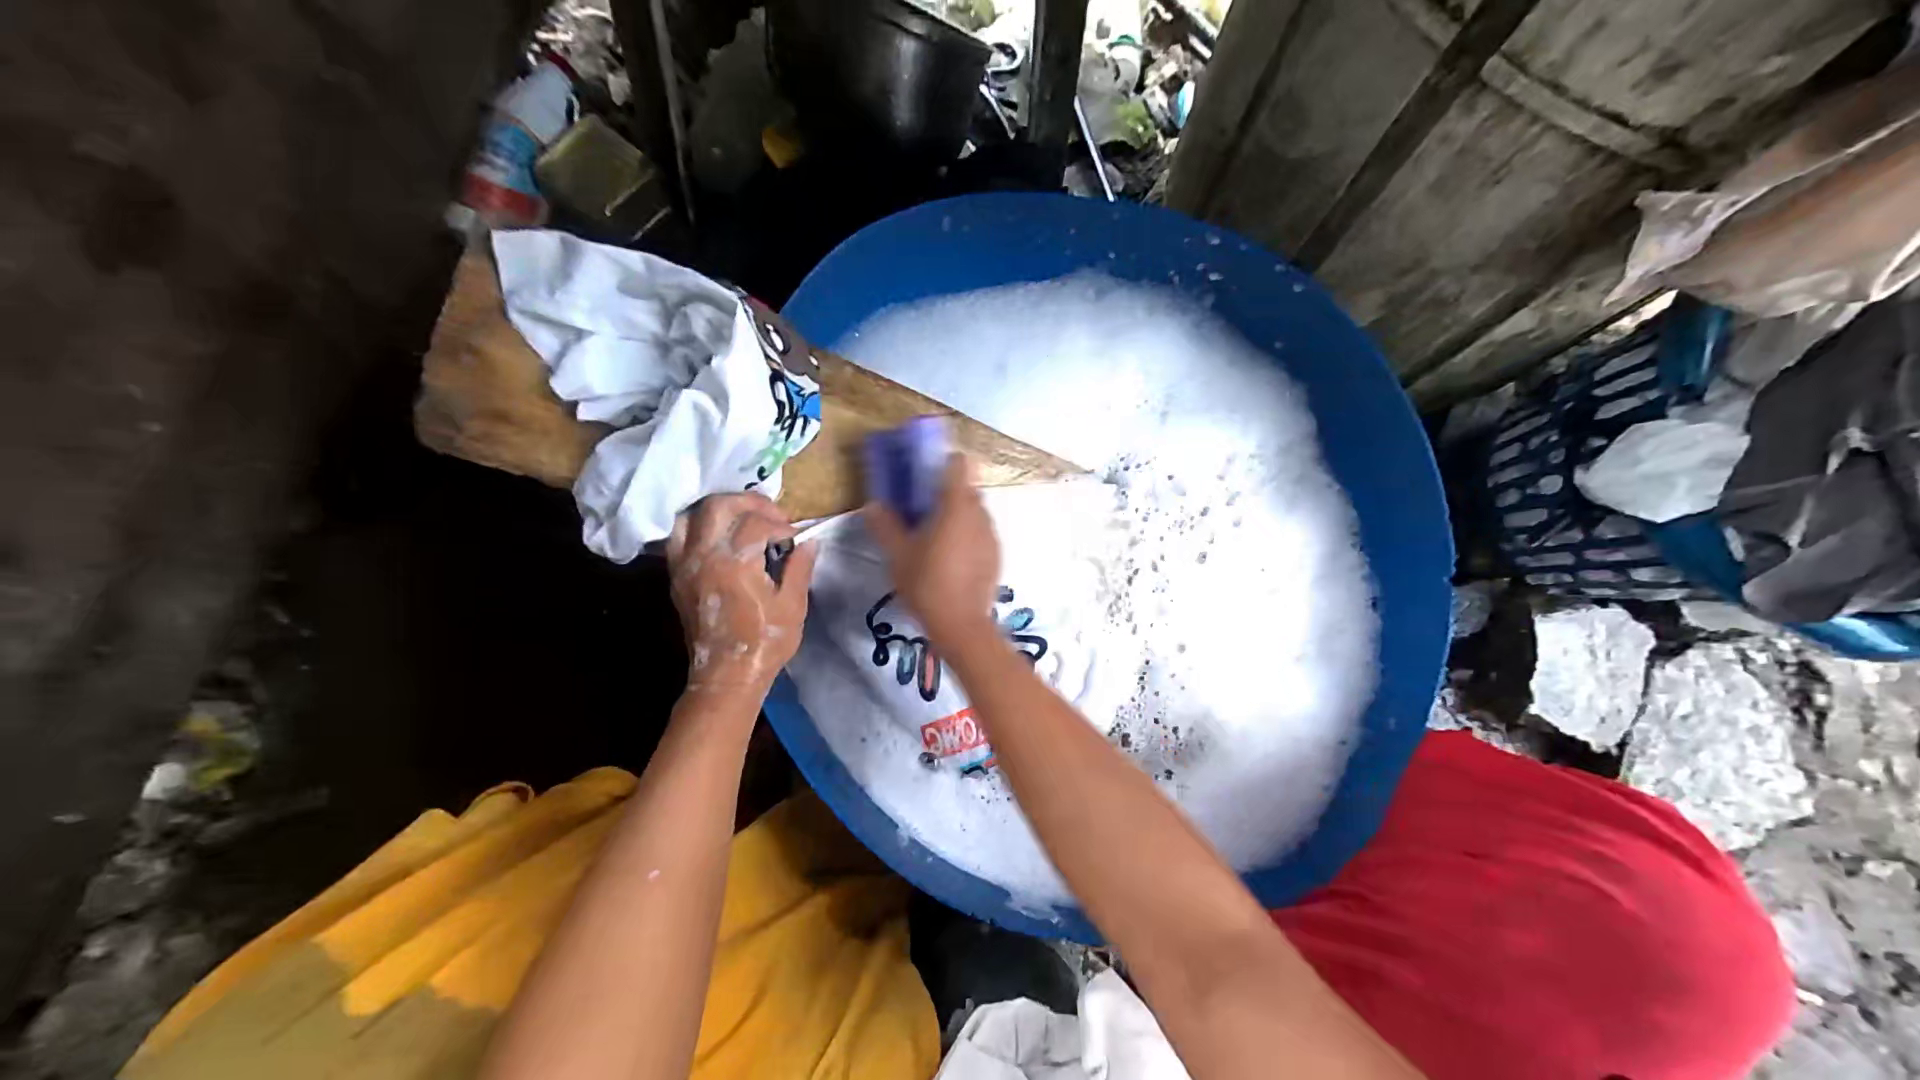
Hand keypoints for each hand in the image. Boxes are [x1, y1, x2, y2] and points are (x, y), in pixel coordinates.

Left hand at [666, 493, 816, 696]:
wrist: (727, 675)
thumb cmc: (765, 643)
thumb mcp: (792, 605)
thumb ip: (799, 567)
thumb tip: (808, 541)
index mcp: (736, 563)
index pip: (756, 522)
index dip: (780, 523)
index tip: (794, 536)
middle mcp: (704, 556)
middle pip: (719, 506)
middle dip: (749, 502)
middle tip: (771, 515)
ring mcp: (685, 565)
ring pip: (693, 515)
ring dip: (720, 509)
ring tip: (743, 518)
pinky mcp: (677, 576)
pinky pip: (679, 537)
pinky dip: (699, 527)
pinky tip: (720, 536)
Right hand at [865, 455, 1000, 644]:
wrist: (961, 625)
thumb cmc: (927, 584)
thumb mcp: (897, 555)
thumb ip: (885, 526)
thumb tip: (873, 505)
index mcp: (956, 505)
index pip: (958, 463)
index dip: (941, 463)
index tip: (924, 476)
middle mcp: (979, 513)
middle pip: (965, 487)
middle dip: (945, 493)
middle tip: (922, 510)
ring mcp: (992, 534)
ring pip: (974, 511)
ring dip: (957, 515)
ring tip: (934, 537)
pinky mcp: (997, 554)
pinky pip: (980, 532)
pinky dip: (967, 535)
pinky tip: (950, 558)